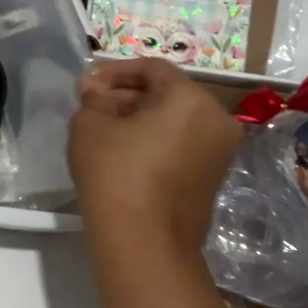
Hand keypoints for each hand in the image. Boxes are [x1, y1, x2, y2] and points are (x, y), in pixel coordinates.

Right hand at [70, 58, 241, 251]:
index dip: (115, 71)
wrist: (144, 238)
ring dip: (140, 116)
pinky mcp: (214, 175)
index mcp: (191, 99)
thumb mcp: (90, 123)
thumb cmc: (115, 170)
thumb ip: (93, 97)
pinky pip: (183, 141)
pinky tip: (123, 151)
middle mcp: (217, 120)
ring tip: (103, 129)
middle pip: (168, 92)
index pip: (152, 69)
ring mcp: (221, 151)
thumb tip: (94, 87)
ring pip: (175, 118)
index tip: (87, 86)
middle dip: (127, 94)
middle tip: (91, 107)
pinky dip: (155, 137)